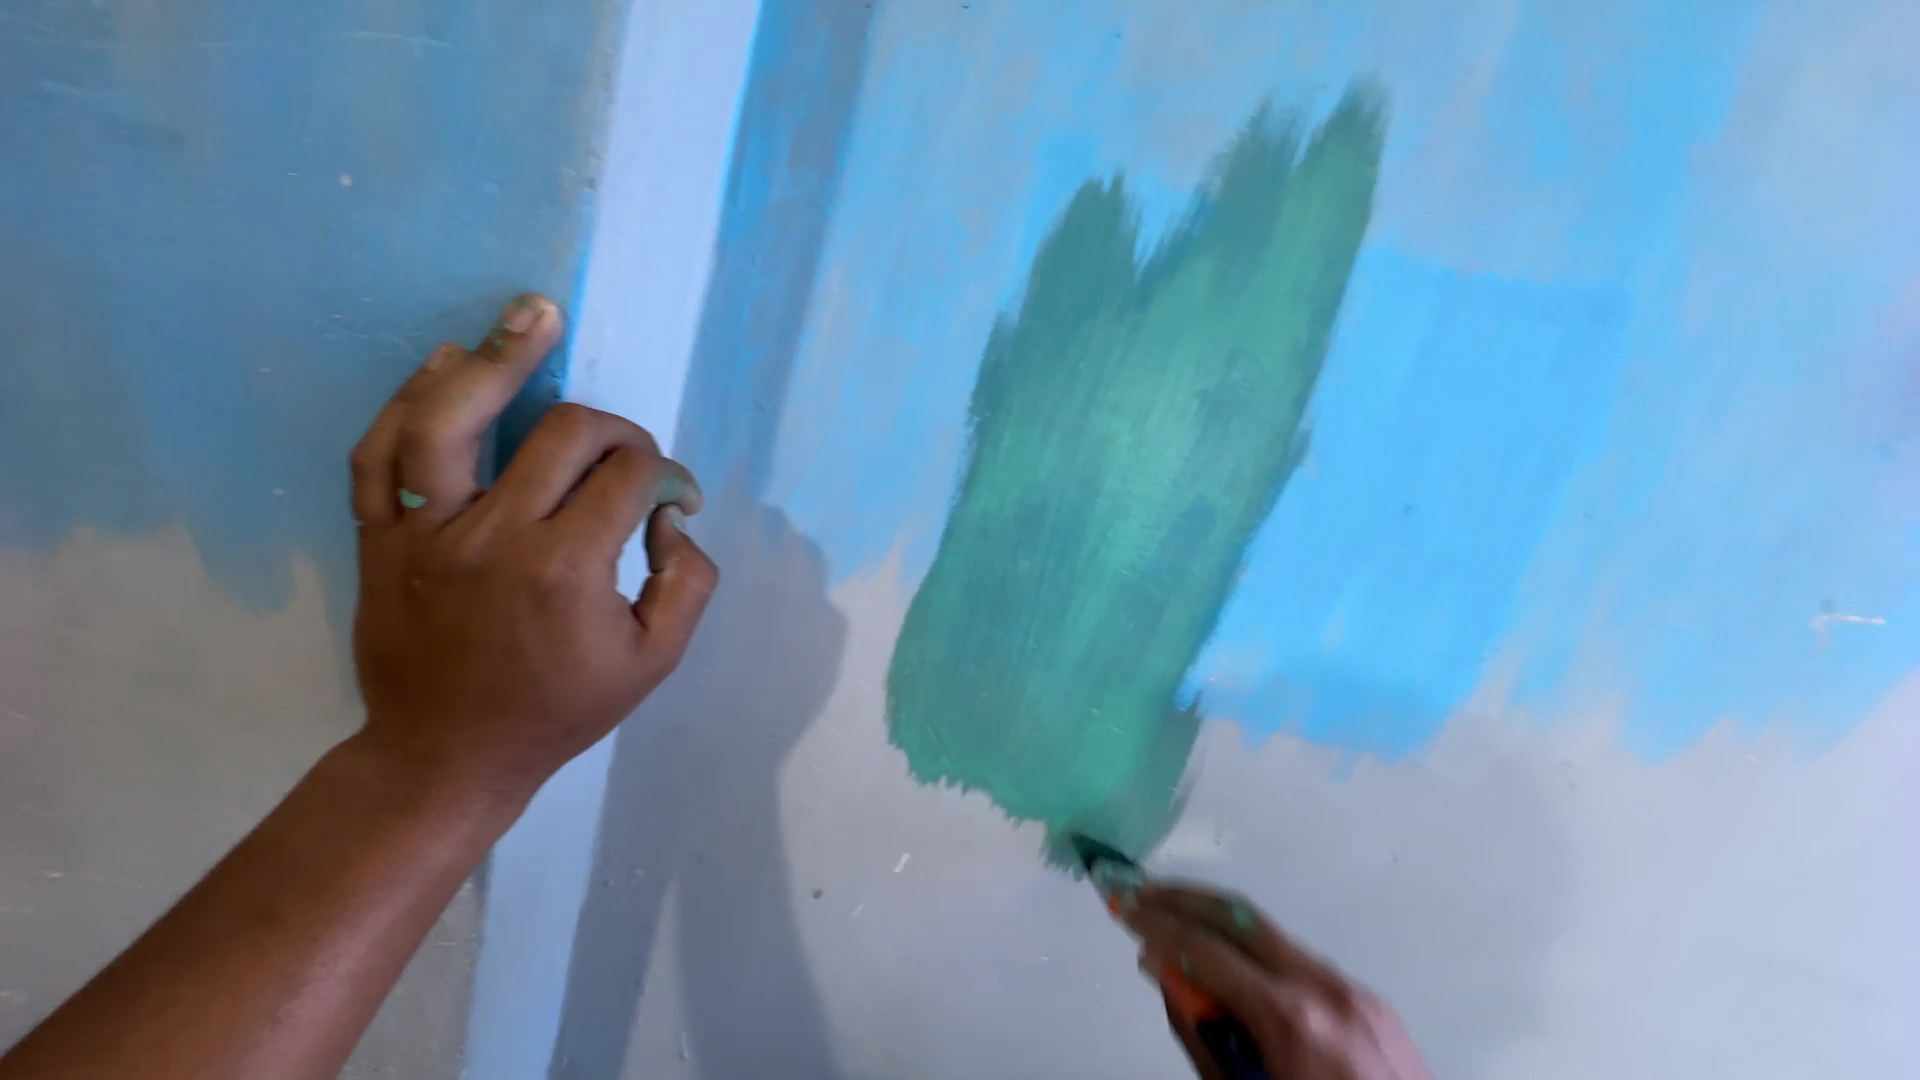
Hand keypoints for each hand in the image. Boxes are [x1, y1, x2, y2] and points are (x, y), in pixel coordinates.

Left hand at [347, 294, 716, 803]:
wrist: (448, 754)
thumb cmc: (561, 708)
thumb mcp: (656, 660)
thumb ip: (689, 582)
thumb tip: (672, 520)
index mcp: (568, 568)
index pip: (630, 477)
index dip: (667, 475)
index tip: (675, 501)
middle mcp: (496, 535)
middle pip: (565, 433)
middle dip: (618, 429)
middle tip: (632, 453)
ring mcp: (429, 531)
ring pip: (454, 418)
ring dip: (500, 359)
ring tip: (533, 313)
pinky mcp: (384, 537)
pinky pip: (380, 452)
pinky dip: (410, 399)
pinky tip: (443, 362)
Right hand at [1124, 883, 1430, 1079]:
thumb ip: (1200, 1033)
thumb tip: (1162, 969)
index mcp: (1291, 1019)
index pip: (1206, 949)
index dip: (1156, 924)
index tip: (1122, 907)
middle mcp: (1324, 987)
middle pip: (1239, 915)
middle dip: (1184, 897)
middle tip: (1141, 891)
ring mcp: (1353, 989)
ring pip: (1272, 936)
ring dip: (1219, 921)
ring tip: (1176, 918)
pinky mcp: (1371, 1000)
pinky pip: (1301, 963)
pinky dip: (1258, 954)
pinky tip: (1233, 964)